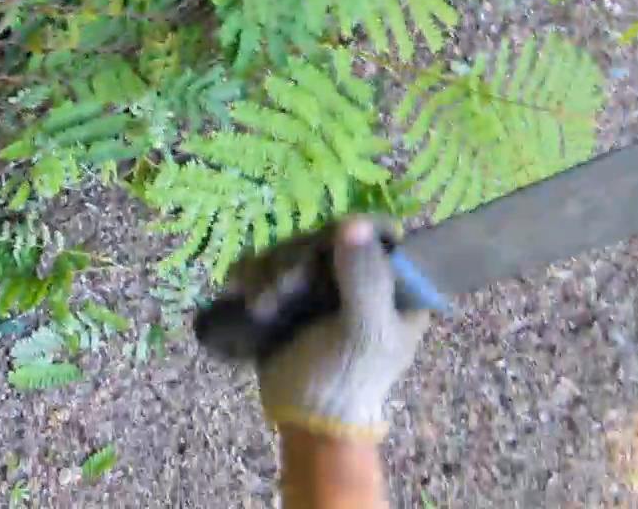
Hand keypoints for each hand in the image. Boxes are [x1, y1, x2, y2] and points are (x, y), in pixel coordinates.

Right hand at [235, 217, 428, 440]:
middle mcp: (356, 277)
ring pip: (286, 248)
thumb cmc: (347, 378)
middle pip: (321, 237)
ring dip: (268, 275)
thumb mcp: (366, 332)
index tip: (325, 249)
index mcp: (394, 286)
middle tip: (286, 292)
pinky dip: (248, 276)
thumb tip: (352, 222)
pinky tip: (243, 296)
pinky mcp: (282, 289)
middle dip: (295, 263)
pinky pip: (260, 262)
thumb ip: (365, 279)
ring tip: (264, 309)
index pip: (381, 233)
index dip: (353, 233)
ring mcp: (316, 282)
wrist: (305, 416)